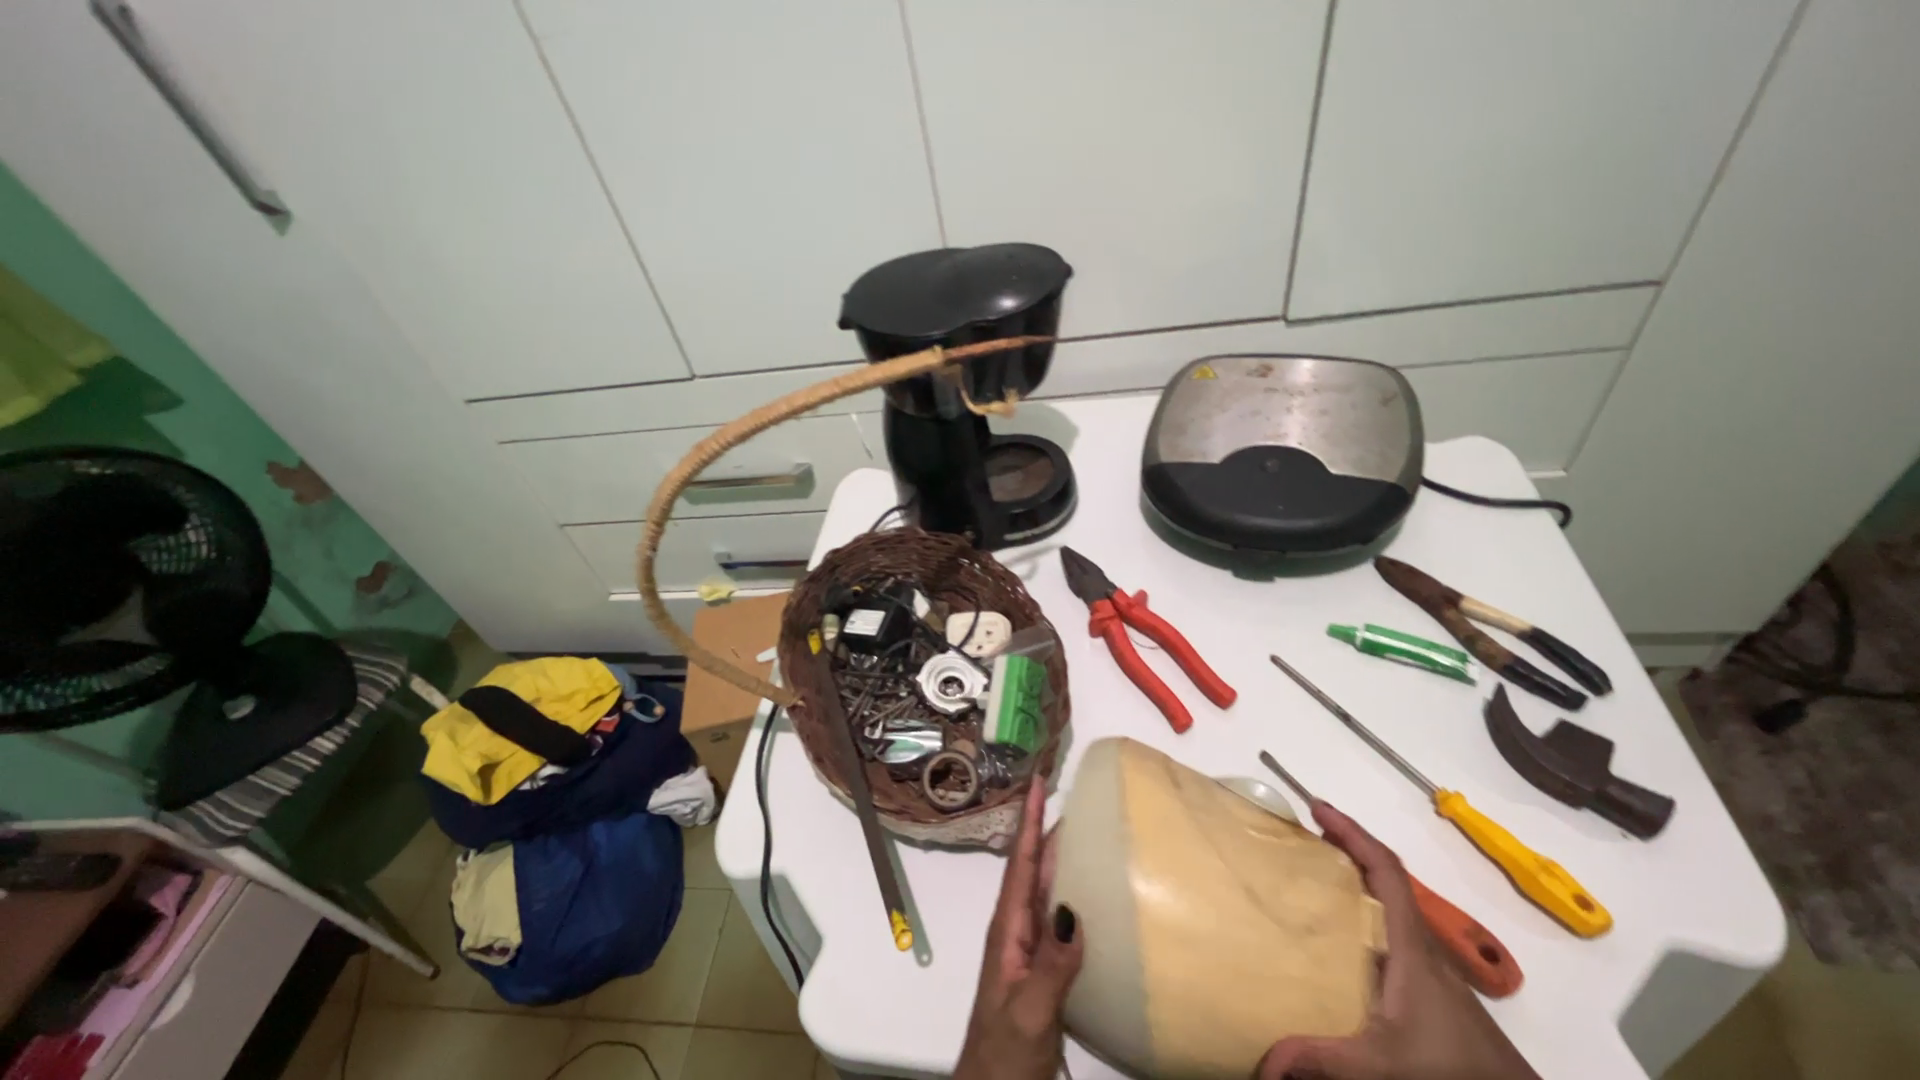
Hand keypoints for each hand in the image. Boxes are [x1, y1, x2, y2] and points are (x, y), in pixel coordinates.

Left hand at [953, 778, 1082, 1079]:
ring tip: (1085, 825)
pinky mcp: (1044, 968)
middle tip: (1069, 791)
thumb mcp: (1029, 1011)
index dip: (1028, 822)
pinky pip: (1060, 917)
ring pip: (1046, 888)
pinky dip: (1073, 892)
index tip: (1037, 782)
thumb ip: (1051, 966)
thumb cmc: (1004, 1053)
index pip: (1019, 865)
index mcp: (1008, 930)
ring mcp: (1029, 949)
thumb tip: (1073, 911)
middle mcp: (1017, 930)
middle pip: (1032, 867)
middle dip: (1044, 827)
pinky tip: (1094, 892)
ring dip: (1059, 854)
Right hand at [1261, 802, 1539, 1079]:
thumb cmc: (1449, 1066)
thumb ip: (1325, 1058)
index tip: (1318, 808)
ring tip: (1312, 872)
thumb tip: (1263, 1061)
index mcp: (1409, 945)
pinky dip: (1362, 909)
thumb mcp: (1384, 1064)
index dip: (1354, 833)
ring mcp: (1425, 964)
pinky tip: (1338, 934)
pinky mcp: (1425, 984)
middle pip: (1386, 878)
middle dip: (1347, 846)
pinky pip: (1389, 927)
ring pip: (1390, 902)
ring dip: (1356, 875)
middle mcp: (1418, 944)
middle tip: (1303, 835)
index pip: (1386, 872)